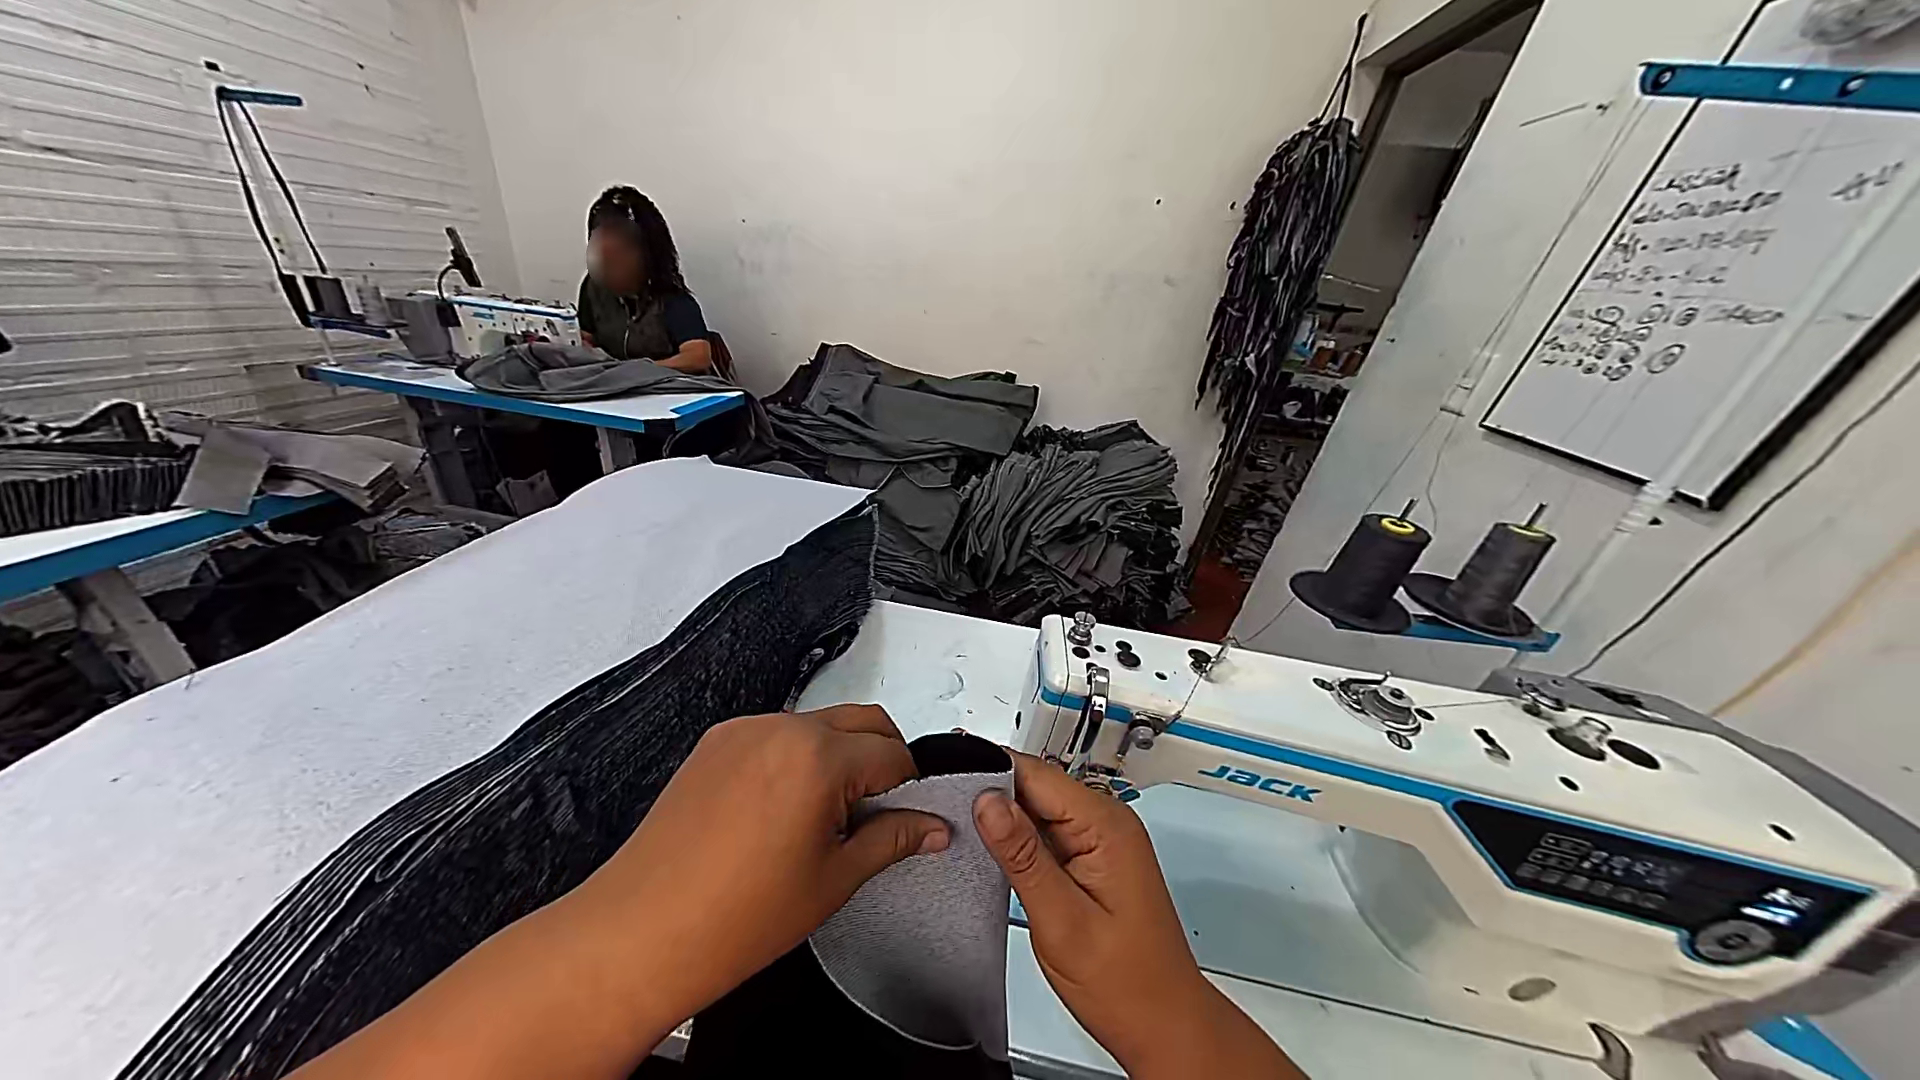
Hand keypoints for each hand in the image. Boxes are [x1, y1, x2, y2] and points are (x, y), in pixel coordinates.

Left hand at [567, 705, 949, 1026]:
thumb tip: (931, 828)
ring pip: (821, 723)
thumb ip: (892, 840)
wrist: (639, 932)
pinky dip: (798, 756)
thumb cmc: (729, 917)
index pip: (893, 753)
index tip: (907, 815)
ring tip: (828, 814)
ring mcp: (747, 730)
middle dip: (884, 756)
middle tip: (880, 808)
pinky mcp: (719, 740)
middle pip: (864, 720)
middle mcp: (783, 729)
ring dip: (841, 754)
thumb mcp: (833, 879)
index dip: (908, 787)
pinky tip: (786, 807)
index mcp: (819, 758)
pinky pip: (779, 733)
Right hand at [974, 753, 1304, 1078]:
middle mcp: (1106, 822)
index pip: (1037, 773)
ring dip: (1005, 820)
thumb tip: (988, 802)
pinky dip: (1020, 841)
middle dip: (994, 796)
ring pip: (1037, 807)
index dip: (992, 774)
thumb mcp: (1062, 921)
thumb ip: (1023, 856)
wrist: (1164, 1026)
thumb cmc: (1128, 985)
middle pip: (1036, 785)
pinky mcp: (1090, 855)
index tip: (953, 783)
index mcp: (1106, 825)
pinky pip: (1045, 831)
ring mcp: (1099, 838)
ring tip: (973, 839)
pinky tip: (1000, 858)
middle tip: (954, 816)